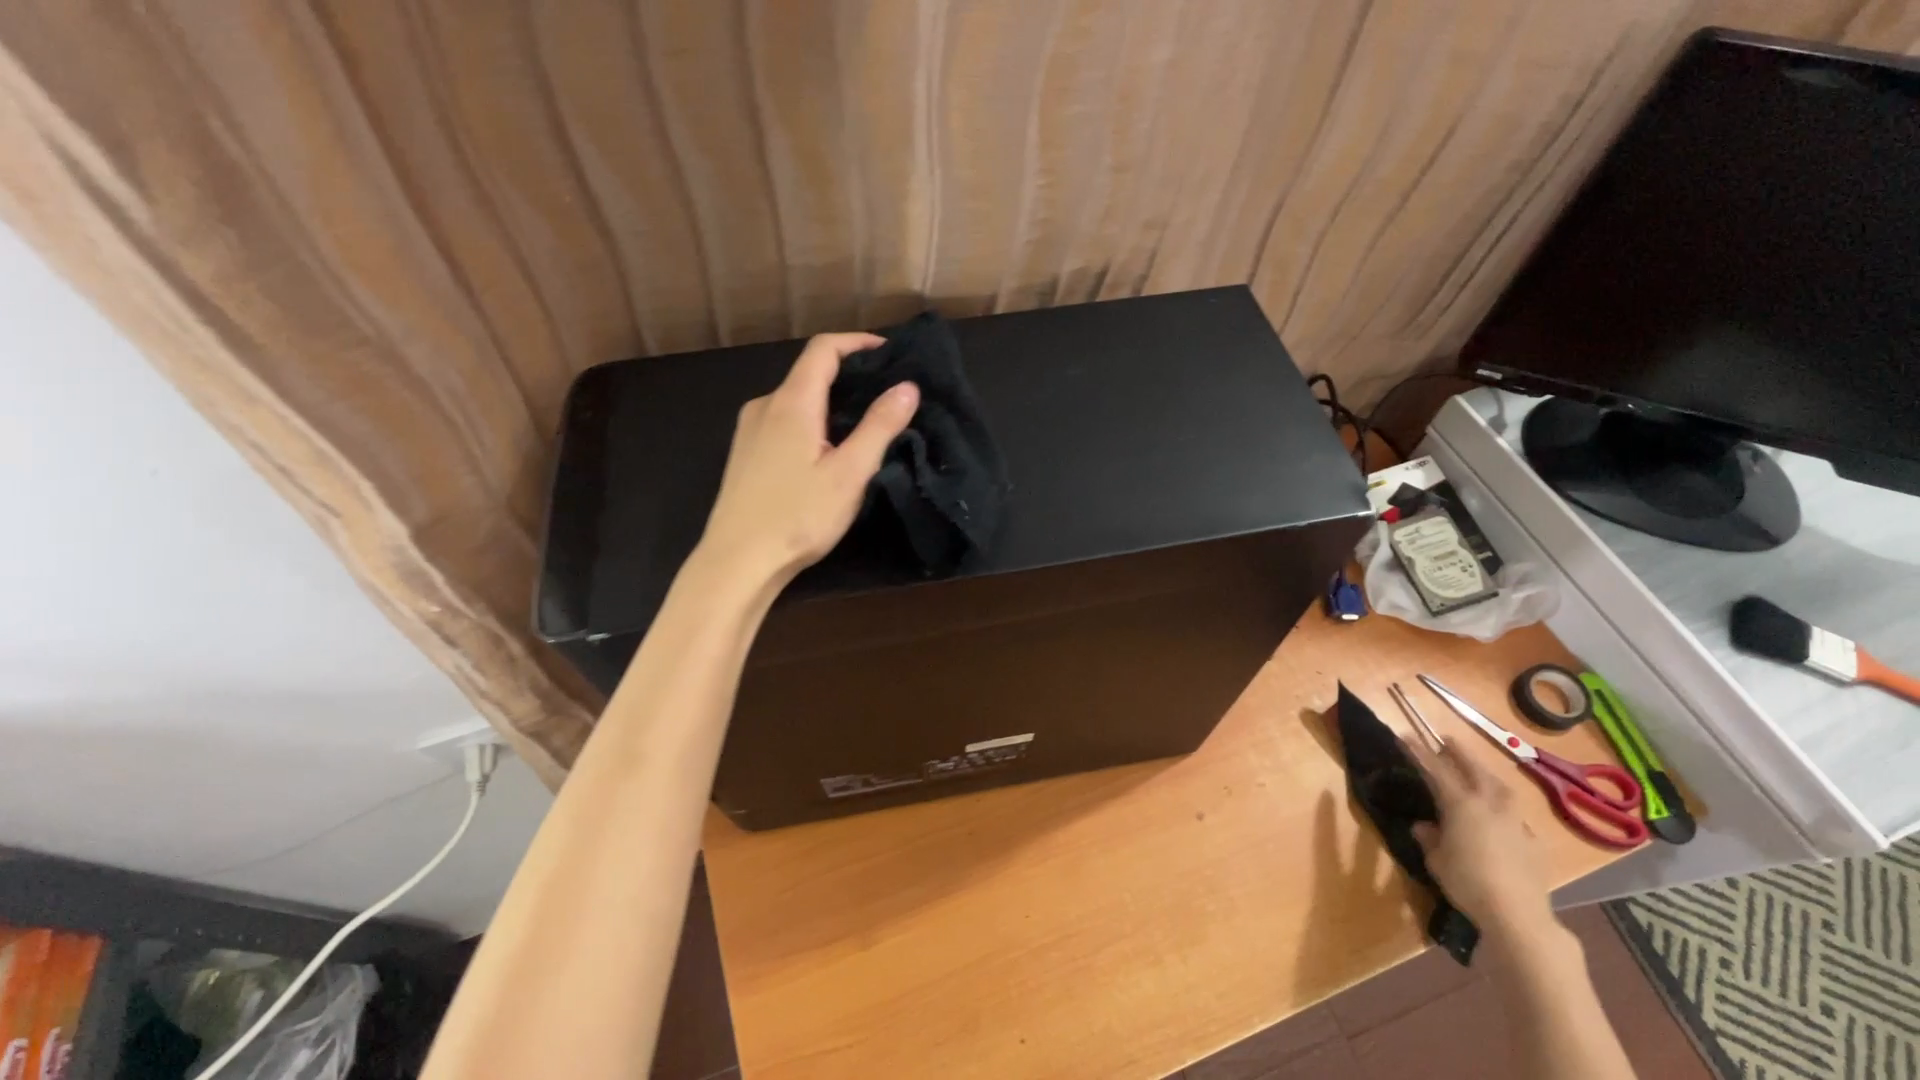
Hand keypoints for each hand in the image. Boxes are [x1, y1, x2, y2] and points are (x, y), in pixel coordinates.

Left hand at [694, 332, 919, 586]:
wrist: (737, 562)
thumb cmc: (797, 516)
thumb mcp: (850, 473)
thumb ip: (879, 426)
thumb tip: (907, 387)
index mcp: (791, 402)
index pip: (824, 349)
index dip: (858, 343)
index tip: (890, 353)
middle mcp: (765, 406)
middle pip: (809, 373)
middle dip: (849, 375)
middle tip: (887, 393)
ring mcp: (749, 431)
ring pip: (795, 401)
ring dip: (830, 402)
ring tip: (864, 424)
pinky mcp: (745, 455)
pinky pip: (783, 422)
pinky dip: (811, 422)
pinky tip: (827, 452)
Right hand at [1406, 736, 1554, 935]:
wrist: (1517, 913)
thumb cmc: (1467, 882)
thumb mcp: (1436, 859)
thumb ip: (1429, 837)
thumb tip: (1424, 825)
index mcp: (1461, 804)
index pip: (1435, 769)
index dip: (1418, 752)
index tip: (1405, 736)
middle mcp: (1490, 804)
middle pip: (1473, 768)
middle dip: (1458, 752)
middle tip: (1446, 740)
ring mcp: (1515, 820)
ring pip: (1499, 786)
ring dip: (1484, 773)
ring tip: (1476, 770)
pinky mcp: (1531, 839)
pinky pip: (1514, 813)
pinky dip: (1502, 805)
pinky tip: (1499, 815)